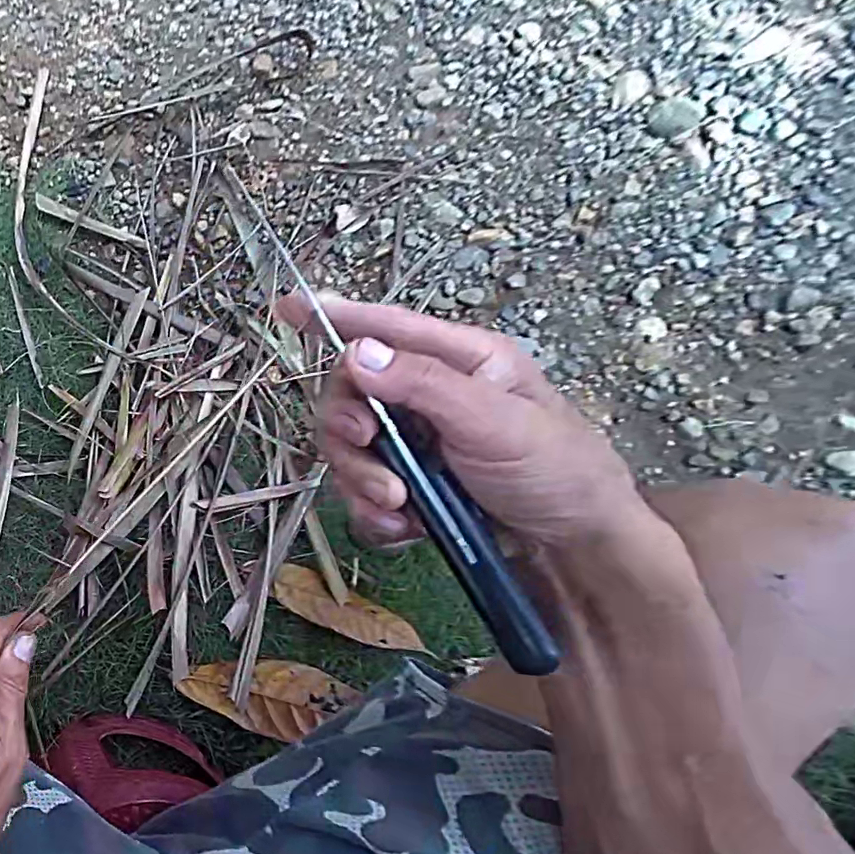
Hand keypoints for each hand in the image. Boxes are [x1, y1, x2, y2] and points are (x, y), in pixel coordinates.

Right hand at [283, 293, 642, 549]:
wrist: (565, 546)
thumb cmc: (555, 470)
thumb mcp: (497, 422)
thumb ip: (426, 385)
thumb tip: (358, 352)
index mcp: (455, 363)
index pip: (385, 329)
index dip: (336, 317)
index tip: (289, 306)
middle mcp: (420, 398)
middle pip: (345, 396)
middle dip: (347, 428)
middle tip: (367, 445)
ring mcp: (404, 443)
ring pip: (341, 448)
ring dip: (361, 479)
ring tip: (399, 501)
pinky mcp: (393, 482)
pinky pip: (352, 490)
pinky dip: (370, 511)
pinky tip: (403, 522)